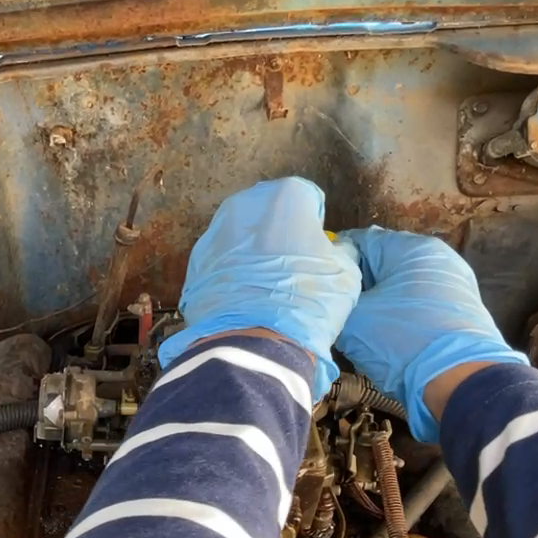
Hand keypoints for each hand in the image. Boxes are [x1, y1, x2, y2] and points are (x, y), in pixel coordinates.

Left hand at [158, 178, 360, 395]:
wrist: (253, 341)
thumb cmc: (308, 299)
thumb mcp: (345, 271)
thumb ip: (338, 248)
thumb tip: (332, 248)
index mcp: (284, 196)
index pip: (306, 199)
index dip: (314, 224)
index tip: (315, 249)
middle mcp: (242, 206)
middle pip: (267, 214)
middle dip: (278, 233)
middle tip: (290, 267)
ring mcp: (212, 235)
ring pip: (239, 238)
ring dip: (251, 253)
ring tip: (263, 287)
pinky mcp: (193, 265)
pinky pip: (219, 263)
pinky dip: (230, 275)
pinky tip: (242, 299)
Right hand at [336, 226, 526, 441]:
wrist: (460, 381)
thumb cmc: (401, 339)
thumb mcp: (354, 318)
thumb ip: (334, 298)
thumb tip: (326, 294)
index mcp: (411, 248)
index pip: (359, 240)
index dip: (332, 260)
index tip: (313, 282)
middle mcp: (436, 258)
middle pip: (379, 262)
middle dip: (353, 284)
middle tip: (329, 307)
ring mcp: (451, 284)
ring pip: (395, 285)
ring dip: (371, 302)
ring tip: (349, 324)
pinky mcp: (457, 309)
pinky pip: (412, 303)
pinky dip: (392, 314)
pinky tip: (378, 335)